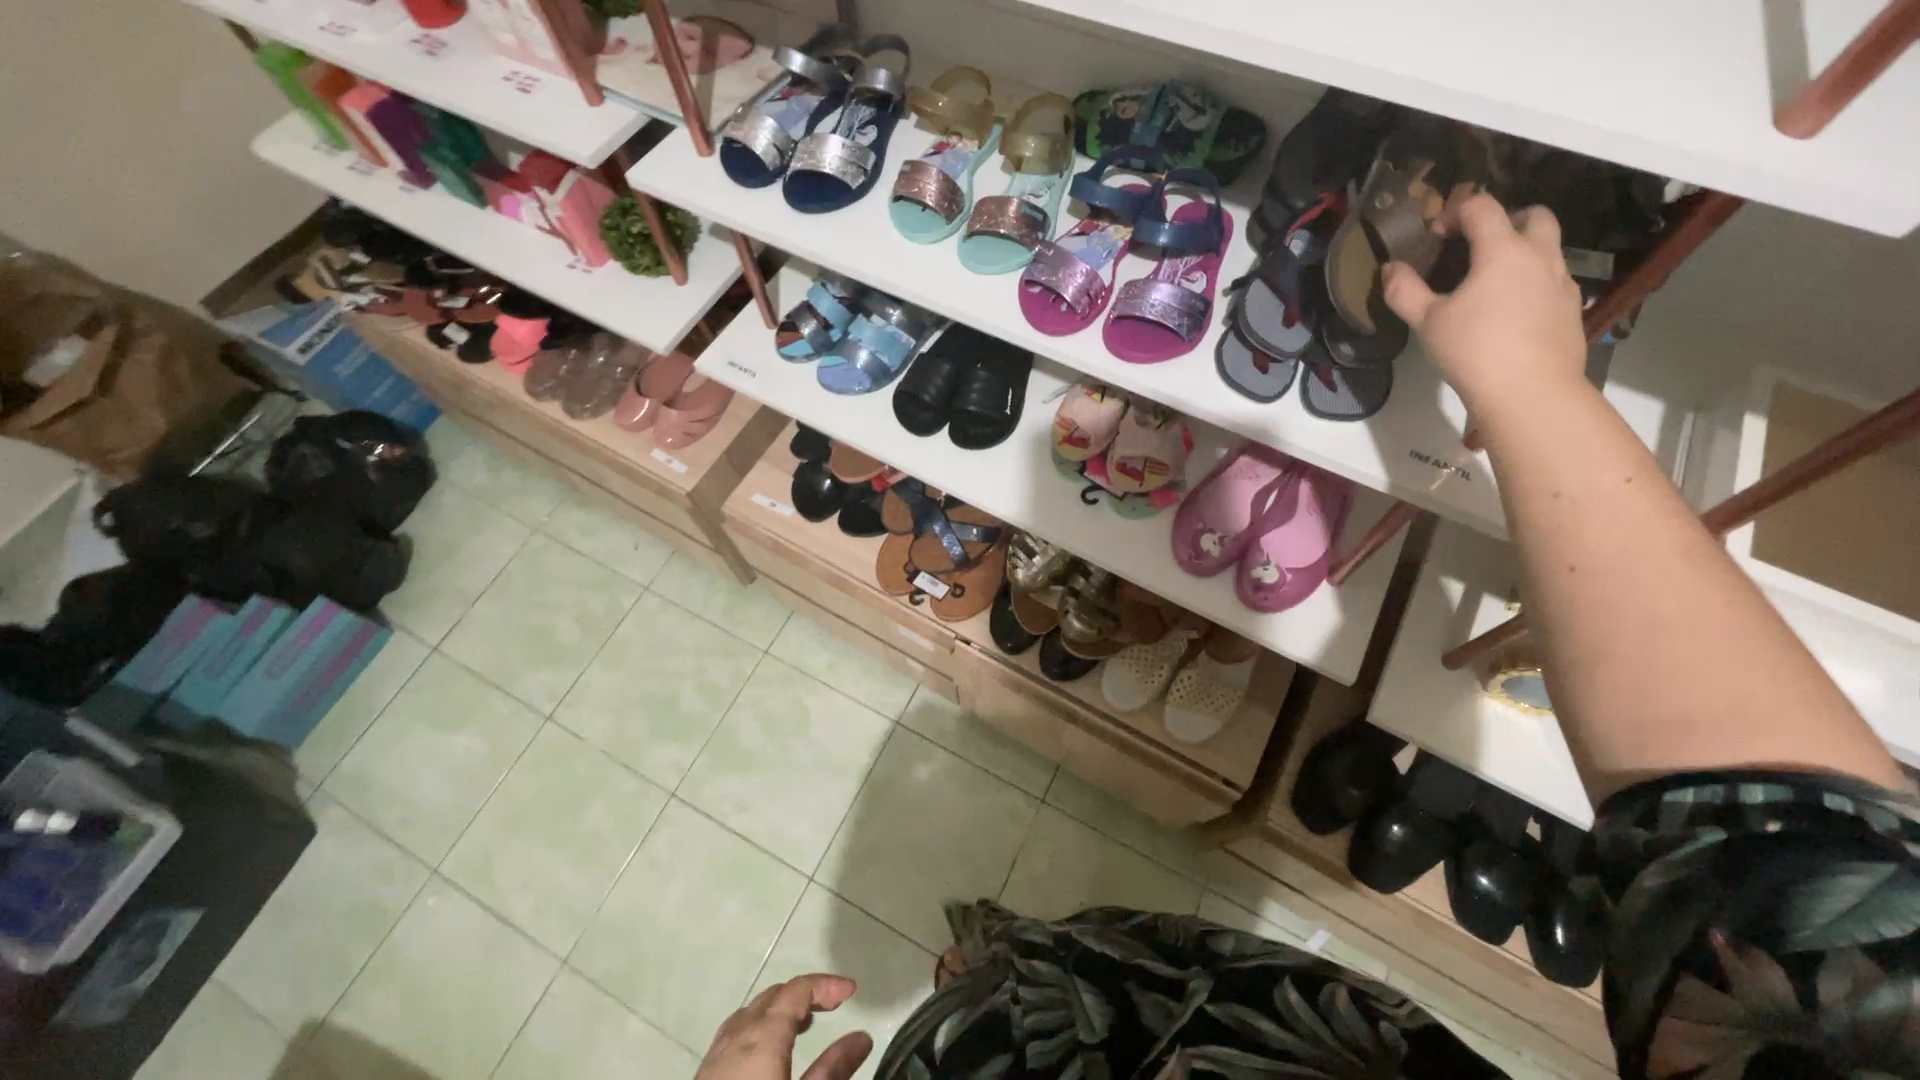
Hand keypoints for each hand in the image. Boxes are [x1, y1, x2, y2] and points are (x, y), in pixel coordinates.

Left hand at [695, 974, 872, 1079]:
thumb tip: (861, 1038)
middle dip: (803, 994)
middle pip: (771, 997)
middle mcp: (735, 1038)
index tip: (851, 992)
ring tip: (803, 1025)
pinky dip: (758, 1029)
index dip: (825, 985)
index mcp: (762, 1038)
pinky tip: (766, 1055)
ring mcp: (714, 1058)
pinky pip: (733, 1035)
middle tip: (833, 1006)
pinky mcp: (703, 1077)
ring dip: (779, 1011)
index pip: (796, 990)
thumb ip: (833, 1070)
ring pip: (749, 1015)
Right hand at [1381, 193, 1587, 418]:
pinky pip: (1553, 278)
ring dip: (1522, 249)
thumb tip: (1390, 268)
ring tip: (1492, 280)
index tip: (1436, 236)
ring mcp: (1562, 281)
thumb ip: (1404, 290)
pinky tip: (1512, 309)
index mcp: (1503, 251)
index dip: (1455, 212)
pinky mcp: (1572, 307)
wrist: (1530, 392)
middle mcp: (1540, 256)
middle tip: (1478, 245)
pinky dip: (1533, 279)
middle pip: (1533, 215)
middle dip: (1505, 220)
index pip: (1482, 207)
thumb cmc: (1474, 351)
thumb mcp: (1427, 322)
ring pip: (1548, 246)